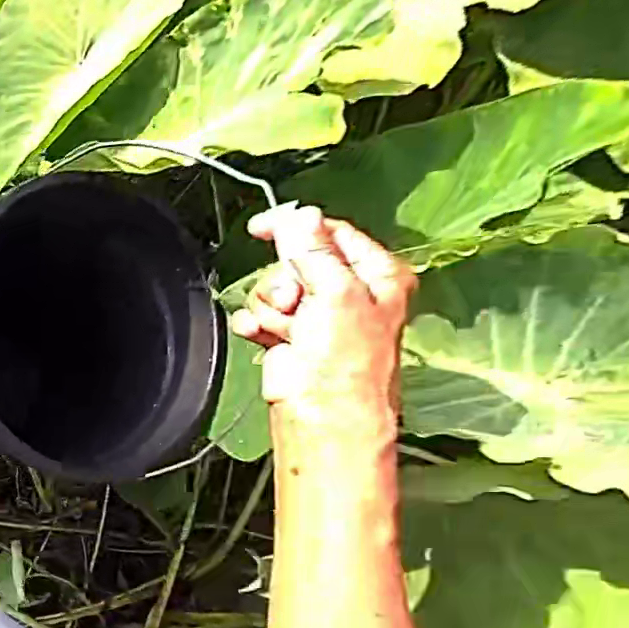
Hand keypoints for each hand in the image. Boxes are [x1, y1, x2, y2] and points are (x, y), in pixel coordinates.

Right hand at [229, 206, 415, 438]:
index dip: (294, 227)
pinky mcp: (285, 335)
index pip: (329, 233)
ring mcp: (313, 314)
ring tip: (287, 329)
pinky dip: (254, 325)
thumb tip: (299, 216)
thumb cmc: (345, 359)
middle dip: (282, 283)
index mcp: (373, 274)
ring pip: (269, 290)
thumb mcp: (336, 293)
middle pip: (292, 263)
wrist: (320, 410)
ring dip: (268, 308)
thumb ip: (314, 252)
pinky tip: (266, 337)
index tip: (260, 228)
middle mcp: (345, 291)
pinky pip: (255, 315)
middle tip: (295, 304)